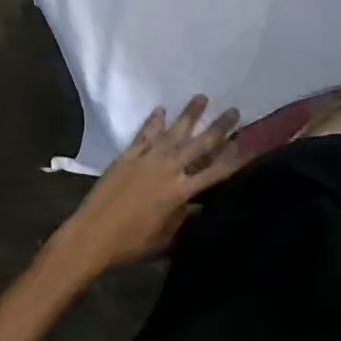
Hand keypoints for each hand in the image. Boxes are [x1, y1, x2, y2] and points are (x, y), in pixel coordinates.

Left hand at [45, 96, 245, 279]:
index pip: (215, 172)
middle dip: (218, 127)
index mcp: (180, 192)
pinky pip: (144, 134)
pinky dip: (153, 121)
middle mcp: (167, 169)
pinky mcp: (127, 156)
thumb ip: (183, 217)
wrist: (92, 235)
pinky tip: (161, 109)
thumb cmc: (131, 243)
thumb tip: (198, 204)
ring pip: (173, 131)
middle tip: (233, 110)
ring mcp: (146, 159)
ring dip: (189, 114)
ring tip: (201, 97)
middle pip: (199, 144)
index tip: (248, 142)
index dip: (234, 158)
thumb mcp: (165, 237)